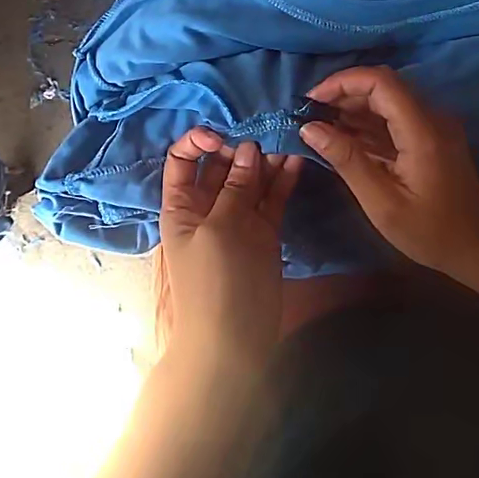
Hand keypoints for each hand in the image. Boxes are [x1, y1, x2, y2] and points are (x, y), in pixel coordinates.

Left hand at [160, 129, 302, 370]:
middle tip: (266, 134)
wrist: (234, 342)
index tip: (224, 137)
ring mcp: (237, 218)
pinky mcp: (263, 230)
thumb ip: (235, 188)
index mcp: (182, 204)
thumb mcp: (219, 230)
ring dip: (266, 161)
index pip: (184, 159)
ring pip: (250, 179)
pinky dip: (283, 181)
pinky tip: (296, 163)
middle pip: (222, 165)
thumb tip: (249, 148)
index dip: (200, 142)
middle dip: (241, 147)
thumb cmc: (214, 282)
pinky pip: (271, 198)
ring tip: (287, 144)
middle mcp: (208, 206)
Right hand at [298, 67, 478, 274]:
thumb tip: (309, 128)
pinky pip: (395, 115)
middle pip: (383, 85)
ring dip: (352, 106)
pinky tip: (344, 138)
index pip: (380, 82)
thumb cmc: (430, 232)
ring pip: (387, 98)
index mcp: (422, 131)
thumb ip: (347, 160)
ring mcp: (434, 125)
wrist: (478, 250)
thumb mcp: (382, 202)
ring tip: (320, 126)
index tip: (311, 101)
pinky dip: (367, 121)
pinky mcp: (431, 135)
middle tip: (310, 115)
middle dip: (342, 93)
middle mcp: (432, 117)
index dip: (342, 83)